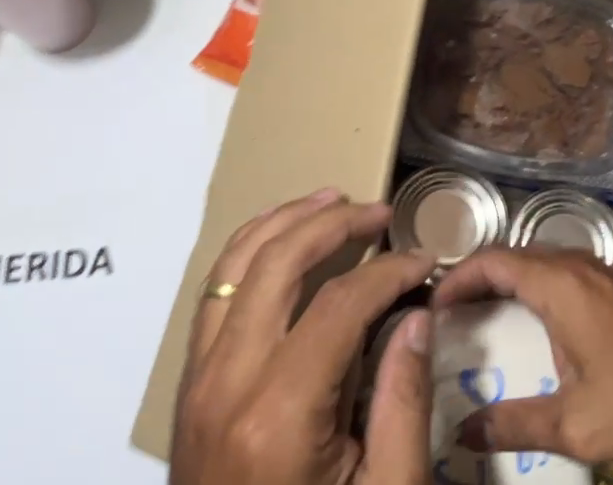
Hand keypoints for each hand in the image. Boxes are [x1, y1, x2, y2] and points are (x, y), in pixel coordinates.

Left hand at [172, 189, 437, 484]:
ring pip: (234, 265)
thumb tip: (413, 314)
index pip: (339, 304)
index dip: (388, 270)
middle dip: (333, 223)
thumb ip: (403, 403)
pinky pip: (214, 294)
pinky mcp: (189, 384)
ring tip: (330, 199)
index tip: (423, 260)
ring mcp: (198, 379)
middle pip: (277, 263)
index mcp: (279, 414)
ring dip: (283, 221)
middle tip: (380, 211)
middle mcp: (227, 381)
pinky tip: (278, 238)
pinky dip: (247, 251)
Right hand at [433, 248, 612, 463]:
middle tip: (451, 317)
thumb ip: (515, 424)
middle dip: (477, 281)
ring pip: (538, 264)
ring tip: (484, 322)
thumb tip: (464, 432)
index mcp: (558, 284)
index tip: (433, 307)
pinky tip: (534, 328)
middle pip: (512, 258)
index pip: (491, 261)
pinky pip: (561, 275)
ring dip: (507, 285)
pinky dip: (534, 291)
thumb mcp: (577, 423)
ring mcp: (600, 272)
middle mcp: (575, 265)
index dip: (456, 279)